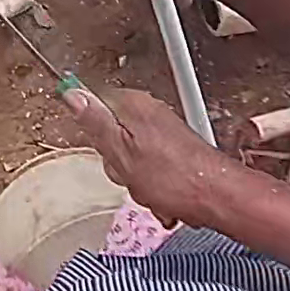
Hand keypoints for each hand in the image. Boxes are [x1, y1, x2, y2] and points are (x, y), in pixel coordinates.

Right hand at [61, 87, 240, 225]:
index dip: (94, 134)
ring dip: (135, 177)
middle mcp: (148, 110)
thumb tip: (72, 94)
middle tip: (129, 173)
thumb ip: (94, 122)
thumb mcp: (120, 152)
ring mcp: (162, 128)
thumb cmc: (173, 178)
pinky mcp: (173, 147)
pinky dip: (152, 182)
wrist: (217, 196)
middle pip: (111, 133)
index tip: (104, 151)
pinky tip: (161, 193)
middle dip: (117, 161)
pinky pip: (148, 164)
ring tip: (149, 187)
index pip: (93, 105)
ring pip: (129, 154)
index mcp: (132, 105)